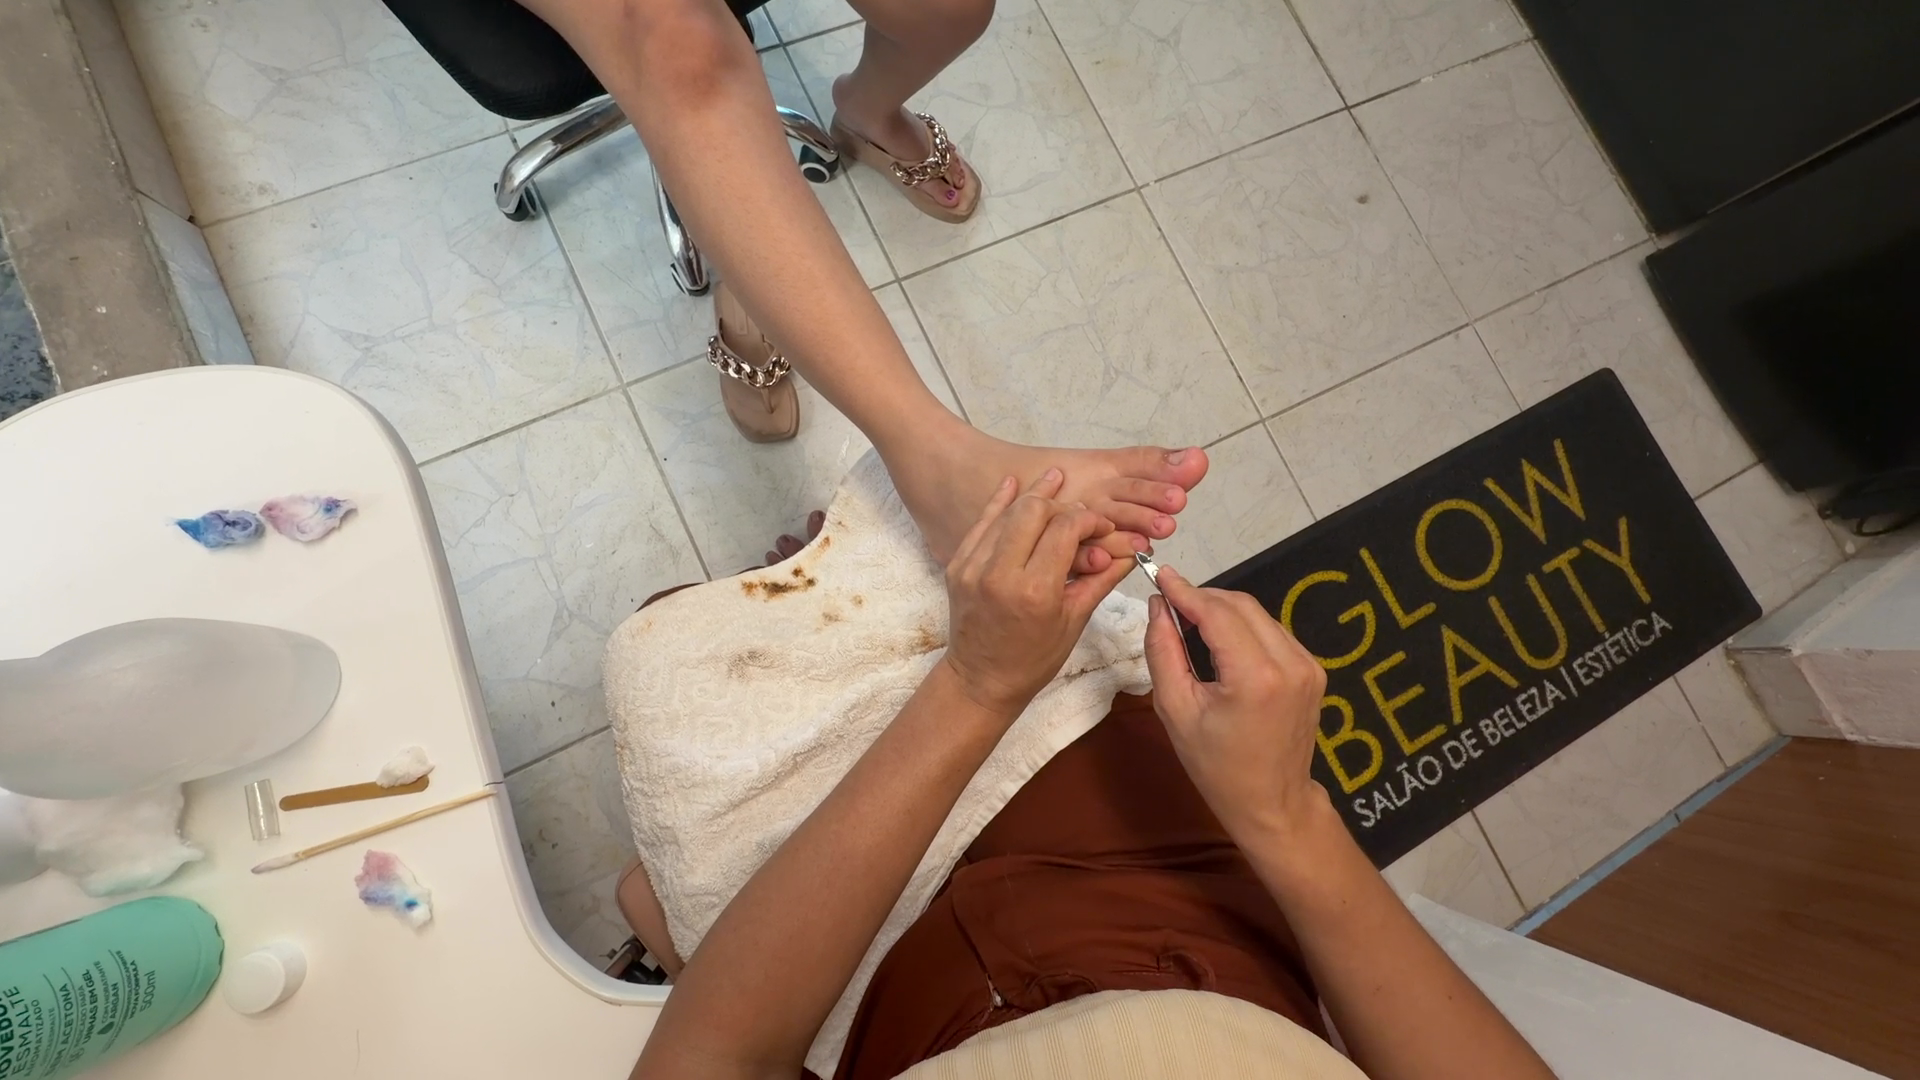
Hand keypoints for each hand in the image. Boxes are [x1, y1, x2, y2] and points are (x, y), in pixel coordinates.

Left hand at [941, 470, 1135, 714]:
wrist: (981, 678)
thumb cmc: (1034, 658)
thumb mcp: (1074, 620)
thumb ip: (1101, 577)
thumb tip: (1132, 547)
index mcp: (1034, 592)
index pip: (1065, 530)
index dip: (1089, 519)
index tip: (1101, 525)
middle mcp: (999, 573)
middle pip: (1034, 511)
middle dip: (1062, 505)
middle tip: (1078, 514)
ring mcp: (973, 567)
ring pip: (1007, 511)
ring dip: (1034, 496)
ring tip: (1055, 479)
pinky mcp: (958, 564)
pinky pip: (980, 523)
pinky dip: (999, 502)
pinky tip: (1014, 483)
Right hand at [1142, 566, 1329, 842]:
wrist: (1271, 803)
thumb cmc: (1215, 764)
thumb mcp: (1174, 709)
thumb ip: (1163, 650)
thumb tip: (1159, 606)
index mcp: (1255, 677)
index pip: (1217, 613)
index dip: (1185, 591)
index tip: (1159, 575)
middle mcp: (1290, 663)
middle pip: (1240, 606)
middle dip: (1202, 597)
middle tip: (1168, 602)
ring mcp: (1308, 665)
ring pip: (1257, 614)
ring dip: (1221, 609)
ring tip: (1189, 621)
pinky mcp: (1312, 669)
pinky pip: (1271, 631)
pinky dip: (1241, 625)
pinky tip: (1218, 639)